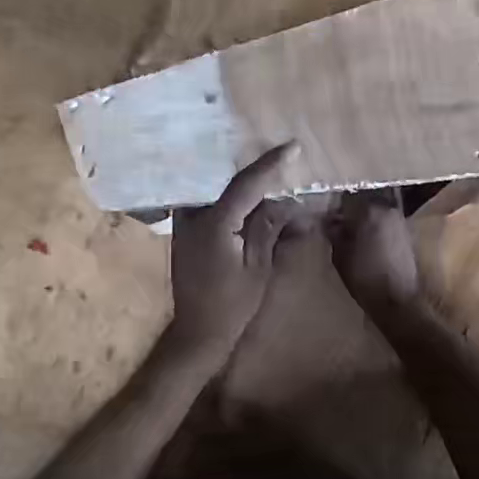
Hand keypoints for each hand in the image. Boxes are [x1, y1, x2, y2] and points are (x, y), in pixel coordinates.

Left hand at [167, 143, 298, 361]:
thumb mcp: (258, 266)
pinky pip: (212, 206)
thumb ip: (267, 228)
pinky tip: (251, 202)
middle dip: (259, 174)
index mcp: (214, 223)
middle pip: (230, 183)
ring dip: (246, 188)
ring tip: (272, 183)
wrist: (198, 332)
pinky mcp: (186, 232)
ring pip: (220, 193)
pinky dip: (232, 202)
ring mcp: (185, 223)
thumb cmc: (232, 304)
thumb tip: (284, 200)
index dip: (271, 164)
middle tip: (283, 160)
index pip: (246, 184)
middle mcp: (194, 216)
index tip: (293, 146)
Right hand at [328, 193, 420, 313]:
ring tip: (353, 240)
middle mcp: (387, 210)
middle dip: (351, 216)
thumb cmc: (365, 278)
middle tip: (338, 231)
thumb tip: (330, 221)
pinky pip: (386, 226)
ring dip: (365, 224)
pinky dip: (376, 232)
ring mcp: (400, 221)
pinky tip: (369, 246)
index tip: (326, 223)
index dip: (333, 211)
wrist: (398, 300)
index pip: (345, 200)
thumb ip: (335, 233)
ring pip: (376, 215)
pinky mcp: (407, 234)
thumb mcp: (341, 256)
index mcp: (368, 211)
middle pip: (363, 205)